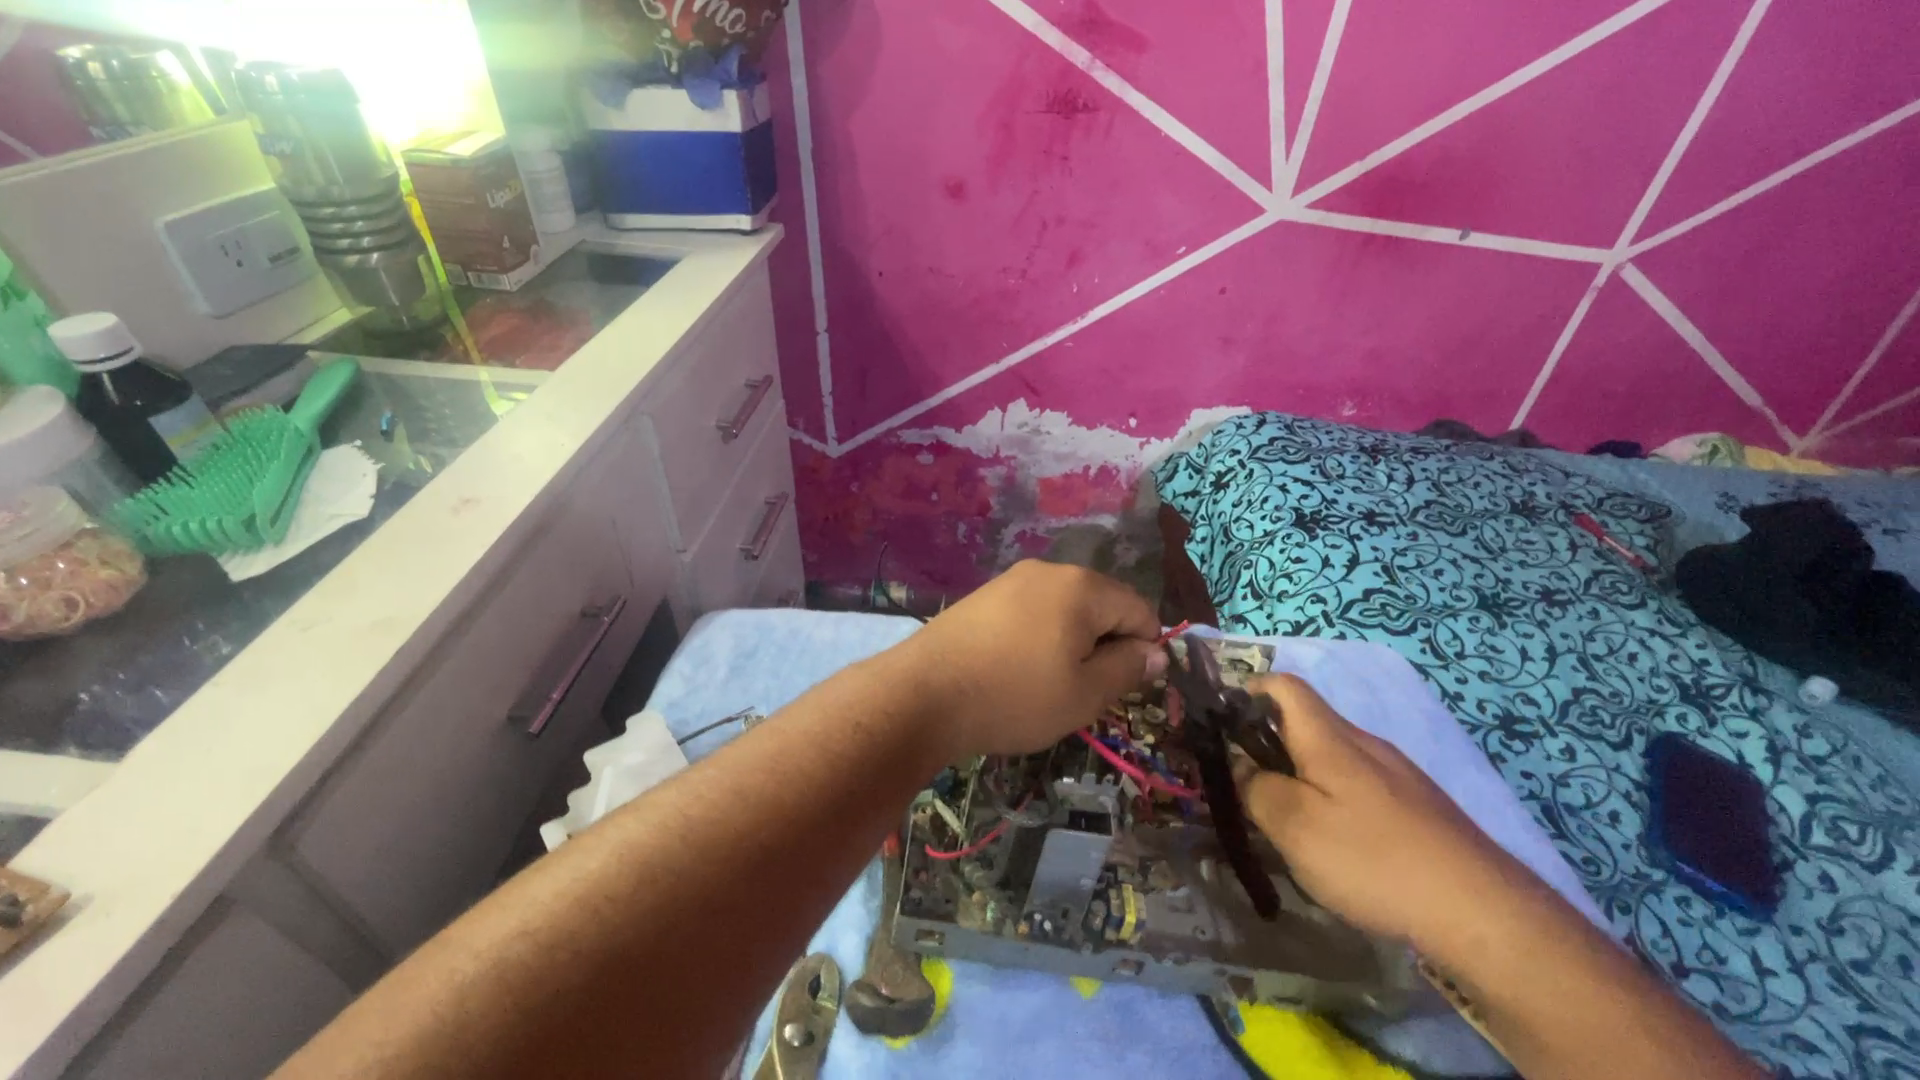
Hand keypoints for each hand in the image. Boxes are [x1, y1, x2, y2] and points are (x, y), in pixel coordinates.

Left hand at [890, 561, 1167, 757]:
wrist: (922, 696)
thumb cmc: (1015, 697)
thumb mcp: (1085, 694)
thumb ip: (1129, 669)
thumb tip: (1158, 651)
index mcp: (1082, 586)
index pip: (1139, 609)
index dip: (1143, 650)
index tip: (1122, 688)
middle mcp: (1048, 571)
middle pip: (1100, 605)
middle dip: (1104, 646)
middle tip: (1083, 692)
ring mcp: (1010, 581)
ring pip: (1063, 611)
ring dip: (1069, 645)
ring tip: (1046, 688)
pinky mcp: (982, 598)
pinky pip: (1030, 615)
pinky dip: (1037, 641)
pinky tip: (1015, 674)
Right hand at [1237, 675, 1539, 950]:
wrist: (1481, 910)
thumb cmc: (1372, 860)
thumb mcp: (1295, 826)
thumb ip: (1257, 788)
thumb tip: (1241, 764)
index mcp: (1330, 738)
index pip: (1285, 686)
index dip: (1250, 692)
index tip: (1224, 725)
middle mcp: (1366, 744)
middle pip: (1309, 723)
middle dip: (1271, 745)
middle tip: (1248, 790)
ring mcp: (1399, 774)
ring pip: (1336, 757)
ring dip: (1303, 775)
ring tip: (1290, 824)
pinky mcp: (1420, 807)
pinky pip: (1363, 785)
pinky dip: (1336, 799)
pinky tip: (1343, 845)